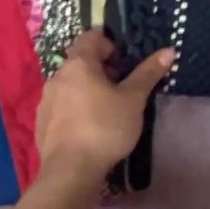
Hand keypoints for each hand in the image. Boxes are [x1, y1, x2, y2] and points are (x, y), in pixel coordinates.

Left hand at [35, 31, 173, 180]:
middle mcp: (57, 76)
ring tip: (110, 107)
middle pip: (81, 62)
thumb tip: (168, 50)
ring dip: (89, 88)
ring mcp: (46, 100)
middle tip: (125, 85)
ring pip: (71, 84)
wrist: (71, 171)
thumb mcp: (133, 99)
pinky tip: (92, 126)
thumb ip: (148, 73)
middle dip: (103, 69)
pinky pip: (63, 105)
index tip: (127, 61)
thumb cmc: (105, 127)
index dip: (111, 44)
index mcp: (78, 64)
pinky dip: (77, 107)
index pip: (92, 37)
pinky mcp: (42, 123)